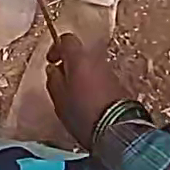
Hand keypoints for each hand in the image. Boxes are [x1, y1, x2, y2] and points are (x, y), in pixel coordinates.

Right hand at [46, 33, 131, 147]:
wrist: (116, 129)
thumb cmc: (82, 112)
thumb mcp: (59, 98)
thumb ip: (53, 79)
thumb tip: (53, 69)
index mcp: (79, 59)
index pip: (67, 39)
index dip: (56, 47)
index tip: (51, 61)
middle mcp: (97, 60)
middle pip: (80, 53)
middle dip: (69, 64)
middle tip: (60, 80)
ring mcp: (110, 72)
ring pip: (90, 66)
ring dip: (80, 75)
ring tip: (72, 94)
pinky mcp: (118, 85)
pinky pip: (100, 78)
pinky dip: (91, 84)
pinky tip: (86, 101)